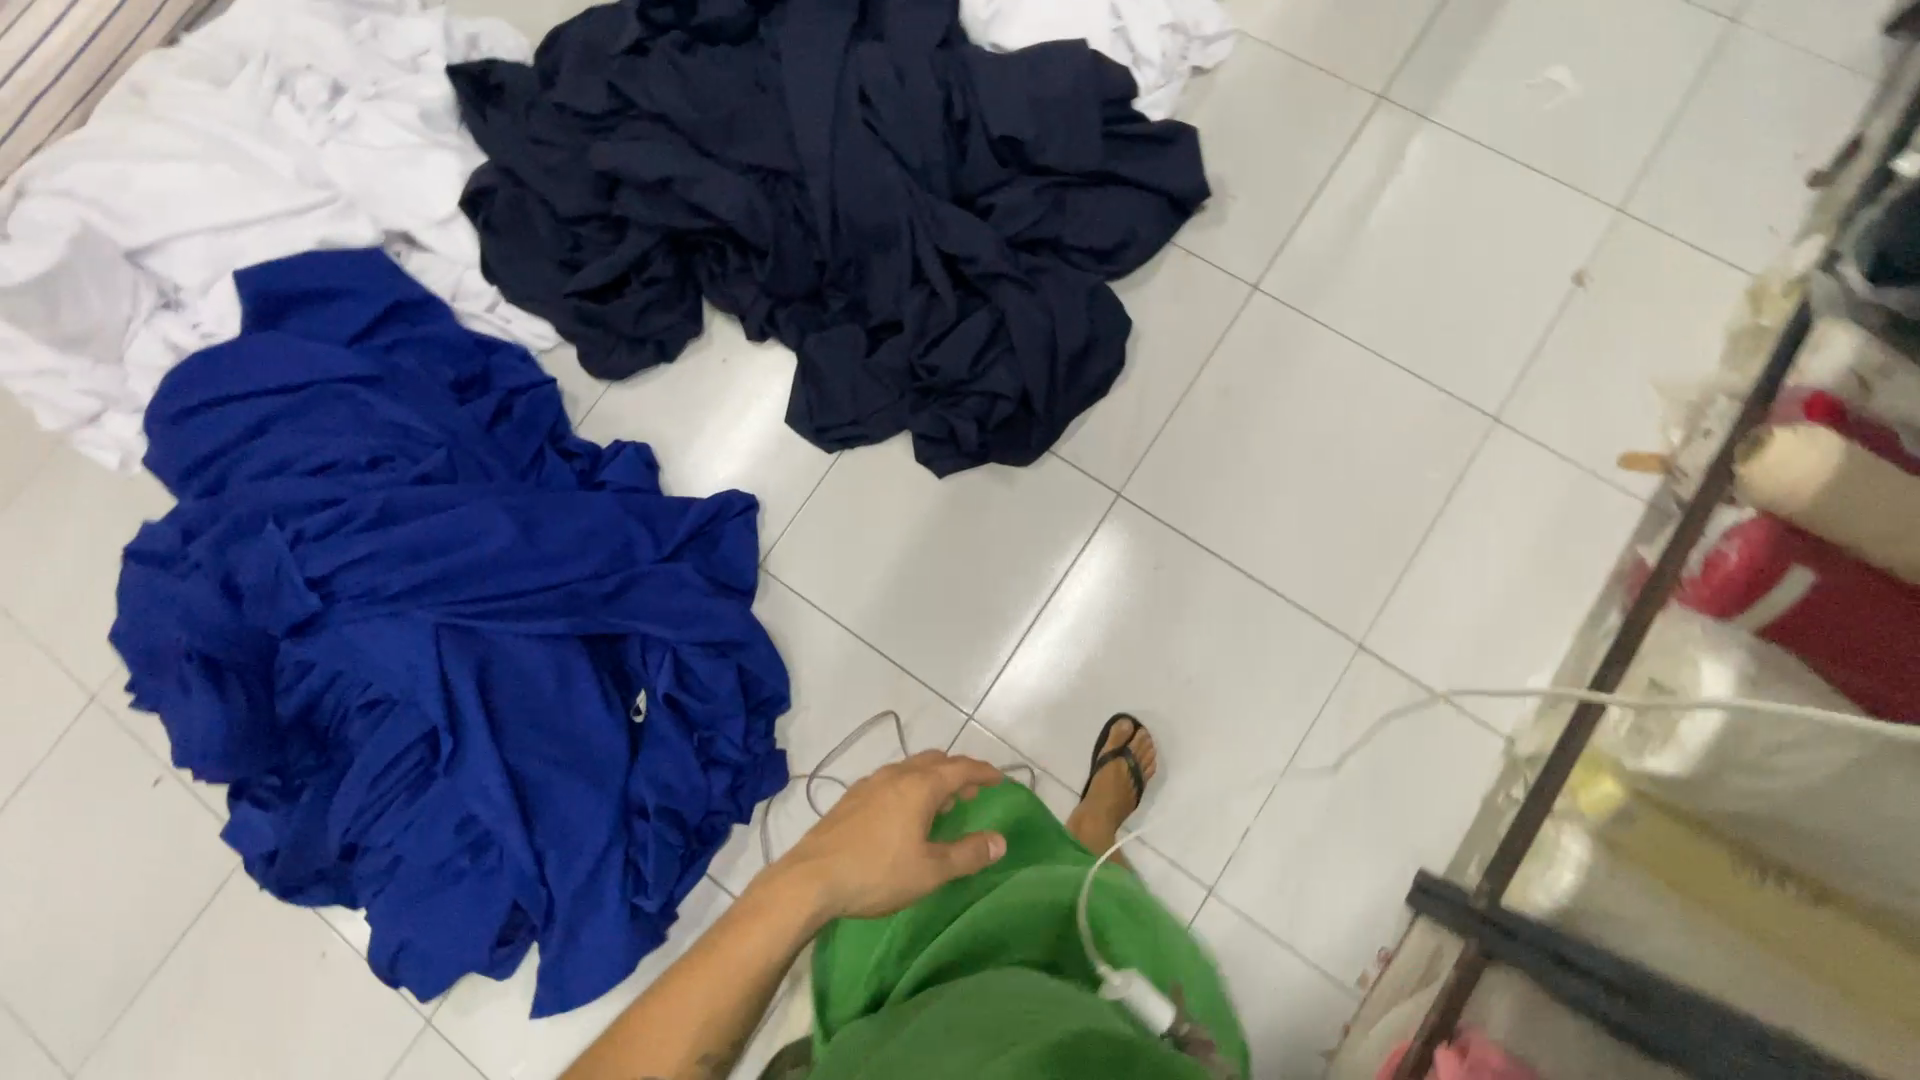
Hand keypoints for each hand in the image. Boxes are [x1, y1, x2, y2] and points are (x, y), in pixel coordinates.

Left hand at [768, 750, 1008, 921]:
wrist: (810, 879)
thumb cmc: (877, 873)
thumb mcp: (930, 871)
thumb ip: (968, 854)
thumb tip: (999, 841)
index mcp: (920, 786)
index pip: (961, 768)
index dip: (983, 772)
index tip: (1000, 778)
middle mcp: (895, 775)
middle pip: (934, 762)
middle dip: (957, 772)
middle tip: (971, 791)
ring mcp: (869, 784)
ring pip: (909, 770)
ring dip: (931, 780)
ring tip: (941, 803)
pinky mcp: (851, 799)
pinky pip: (890, 782)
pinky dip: (909, 788)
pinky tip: (903, 814)